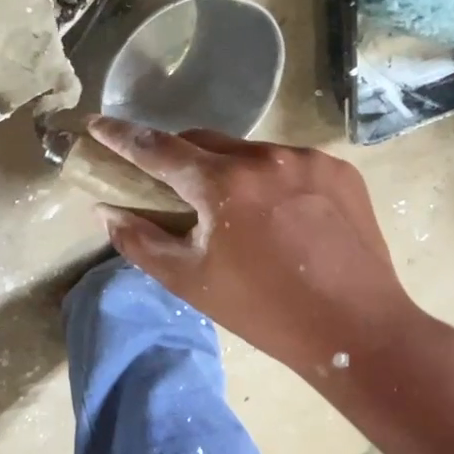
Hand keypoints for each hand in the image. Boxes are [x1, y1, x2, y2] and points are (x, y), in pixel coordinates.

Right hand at [87, 116, 424, 381]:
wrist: (357, 330)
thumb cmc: (261, 309)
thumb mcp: (187, 280)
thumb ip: (137, 239)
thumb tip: (105, 211)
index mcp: (223, 183)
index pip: (157, 148)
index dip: (121, 136)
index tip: (96, 124)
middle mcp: (265, 157)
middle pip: (202, 141)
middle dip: (177, 156)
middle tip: (166, 184)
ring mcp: (308, 160)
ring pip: (246, 151)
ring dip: (225, 170)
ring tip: (228, 210)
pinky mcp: (339, 171)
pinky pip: (286, 162)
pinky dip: (266, 179)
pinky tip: (274, 215)